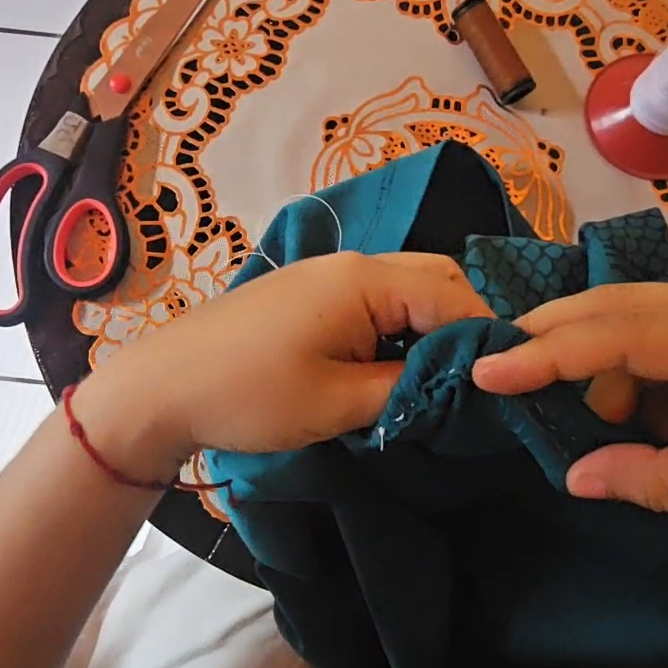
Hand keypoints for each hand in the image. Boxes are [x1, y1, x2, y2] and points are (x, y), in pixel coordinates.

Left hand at [75, 252, 491, 479]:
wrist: (164, 385)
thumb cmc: (250, 394)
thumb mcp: (336, 403)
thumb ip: (405, 389)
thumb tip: (452, 384)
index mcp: (365, 281)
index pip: (453, 295)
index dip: (485, 336)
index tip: (504, 382)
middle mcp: (352, 264)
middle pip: (434, 278)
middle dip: (462, 323)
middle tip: (473, 379)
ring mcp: (327, 274)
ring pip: (404, 287)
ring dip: (429, 325)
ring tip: (440, 377)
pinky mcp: (309, 293)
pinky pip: (374, 298)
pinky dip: (397, 326)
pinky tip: (395, 364)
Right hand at [470, 283, 667, 555]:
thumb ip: (657, 479)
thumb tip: (571, 476)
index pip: (621, 333)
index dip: (547, 351)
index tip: (488, 371)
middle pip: (617, 303)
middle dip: (554, 336)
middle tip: (504, 375)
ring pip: (633, 312)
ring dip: (595, 357)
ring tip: (591, 419)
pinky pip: (660, 331)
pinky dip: (629, 366)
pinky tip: (634, 411)